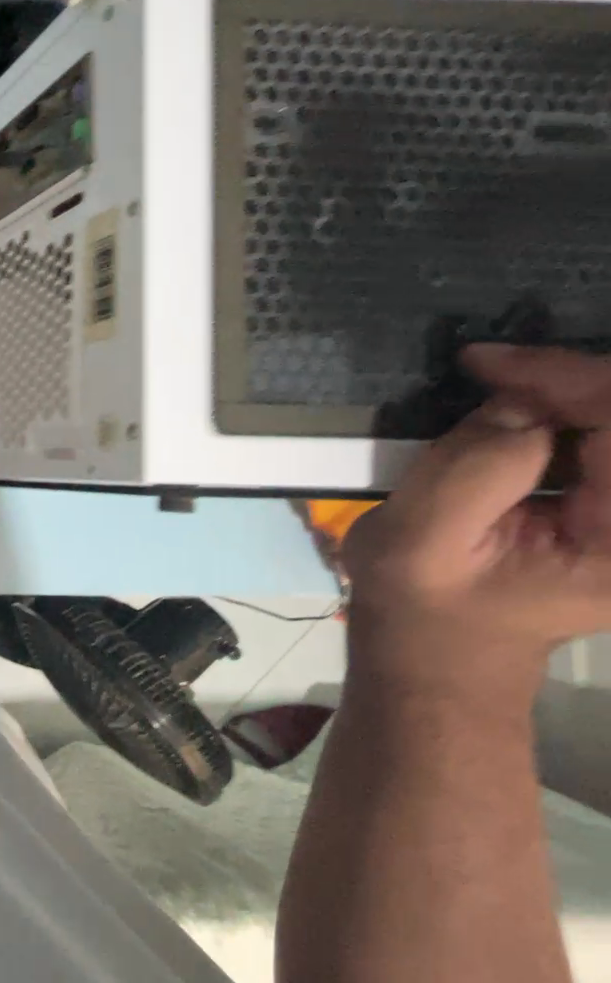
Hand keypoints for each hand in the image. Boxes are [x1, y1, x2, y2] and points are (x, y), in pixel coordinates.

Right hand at [343, 344, 610, 699]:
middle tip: (493, 371)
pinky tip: (529, 405)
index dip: (570, 379)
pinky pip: (610, 434)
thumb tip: (517, 406)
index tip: (484, 361)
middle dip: (577, 381)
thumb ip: (473, 470)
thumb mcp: (420, 541)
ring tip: (505, 382)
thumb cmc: (422, 606)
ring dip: (579, 393)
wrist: (440, 649)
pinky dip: (579, 408)